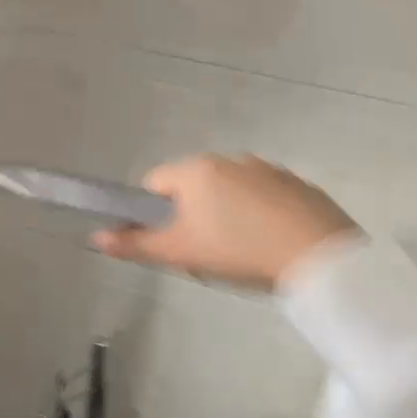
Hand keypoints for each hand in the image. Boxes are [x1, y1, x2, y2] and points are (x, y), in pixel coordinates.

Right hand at [93, 154, 357, 289]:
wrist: (320, 258)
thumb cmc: (238, 250)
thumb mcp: (180, 252)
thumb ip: (135, 243)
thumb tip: (96, 236)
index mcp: (195, 170)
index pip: (154, 184)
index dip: (154, 215)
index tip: (171, 242)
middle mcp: (228, 159)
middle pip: (192, 188)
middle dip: (191, 217)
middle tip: (204, 254)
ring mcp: (267, 169)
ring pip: (228, 193)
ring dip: (226, 215)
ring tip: (241, 253)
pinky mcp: (299, 186)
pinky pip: (263, 199)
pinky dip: (259, 217)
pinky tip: (270, 245)